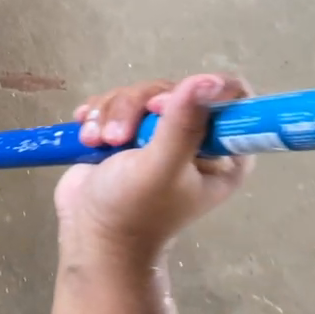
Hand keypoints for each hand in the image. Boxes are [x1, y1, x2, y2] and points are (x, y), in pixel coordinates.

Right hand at [54, 74, 253, 272]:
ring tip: (95, 142)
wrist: (89, 233)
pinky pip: (112, 103)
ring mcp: (156, 135)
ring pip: (135, 95)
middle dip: (133, 109)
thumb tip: (206, 80)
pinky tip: (85, 134)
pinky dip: (94, 115)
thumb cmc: (132, 210)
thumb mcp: (160, 168)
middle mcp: (194, 138)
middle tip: (116, 138)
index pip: (230, 98)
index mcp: (222, 152)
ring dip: (108, 115)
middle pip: (170, 90)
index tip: (159, 106)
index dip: (194, 92)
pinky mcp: (124, 133)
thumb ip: (183, 124)